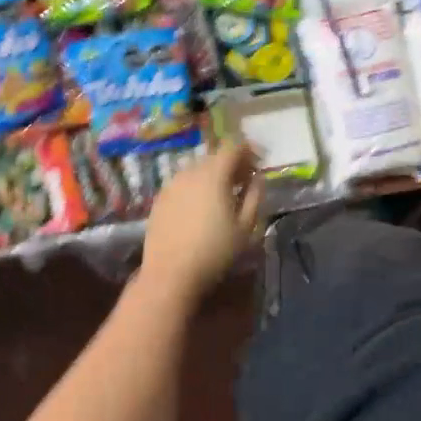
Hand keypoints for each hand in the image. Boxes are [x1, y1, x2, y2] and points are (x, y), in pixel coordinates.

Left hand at [141, 144, 260, 296]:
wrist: (170, 274)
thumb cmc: (215, 251)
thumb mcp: (247, 226)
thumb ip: (255, 196)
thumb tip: (257, 179)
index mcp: (213, 175)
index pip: (233, 146)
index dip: (249, 149)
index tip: (260, 162)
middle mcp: (189, 173)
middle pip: (214, 156)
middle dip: (233, 162)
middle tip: (246, 180)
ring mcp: (170, 185)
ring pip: (197, 169)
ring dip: (214, 174)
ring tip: (225, 194)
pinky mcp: (159, 200)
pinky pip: (183, 183)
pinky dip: (197, 186)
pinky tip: (203, 206)